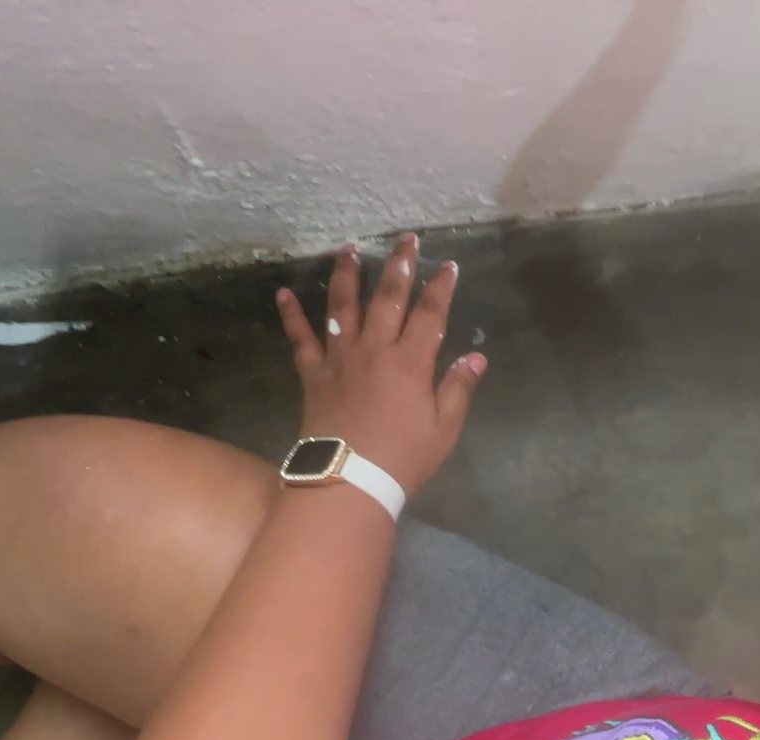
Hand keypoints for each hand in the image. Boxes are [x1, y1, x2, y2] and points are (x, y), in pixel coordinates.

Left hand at [275, 234, 486, 495]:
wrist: (349, 479)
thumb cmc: (403, 458)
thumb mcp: (444, 429)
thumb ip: (458, 389)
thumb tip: (476, 357)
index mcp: (411, 363)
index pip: (430, 315)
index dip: (441, 288)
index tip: (450, 266)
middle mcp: (375, 350)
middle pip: (388, 299)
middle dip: (400, 266)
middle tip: (406, 239)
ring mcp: (340, 359)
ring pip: (343, 307)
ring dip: (347, 276)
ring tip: (349, 249)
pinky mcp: (314, 375)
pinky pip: (301, 340)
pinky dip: (291, 316)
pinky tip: (283, 293)